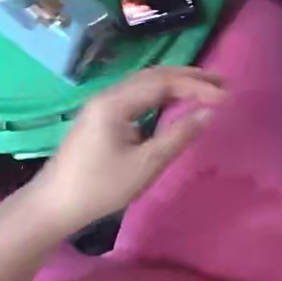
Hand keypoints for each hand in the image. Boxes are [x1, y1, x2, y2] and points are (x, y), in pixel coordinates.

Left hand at [22, 66, 225, 233]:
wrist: (55, 204)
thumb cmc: (100, 187)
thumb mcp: (145, 165)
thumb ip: (178, 136)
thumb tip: (208, 113)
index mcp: (115, 102)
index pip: (162, 82)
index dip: (197, 85)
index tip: (227, 96)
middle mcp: (107, 96)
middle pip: (152, 76)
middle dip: (188, 78)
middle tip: (223, 86)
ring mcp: (100, 106)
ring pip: (142, 85)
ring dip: (174, 85)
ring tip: (205, 91)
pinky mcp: (98, 118)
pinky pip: (134, 97)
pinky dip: (158, 96)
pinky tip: (173, 104)